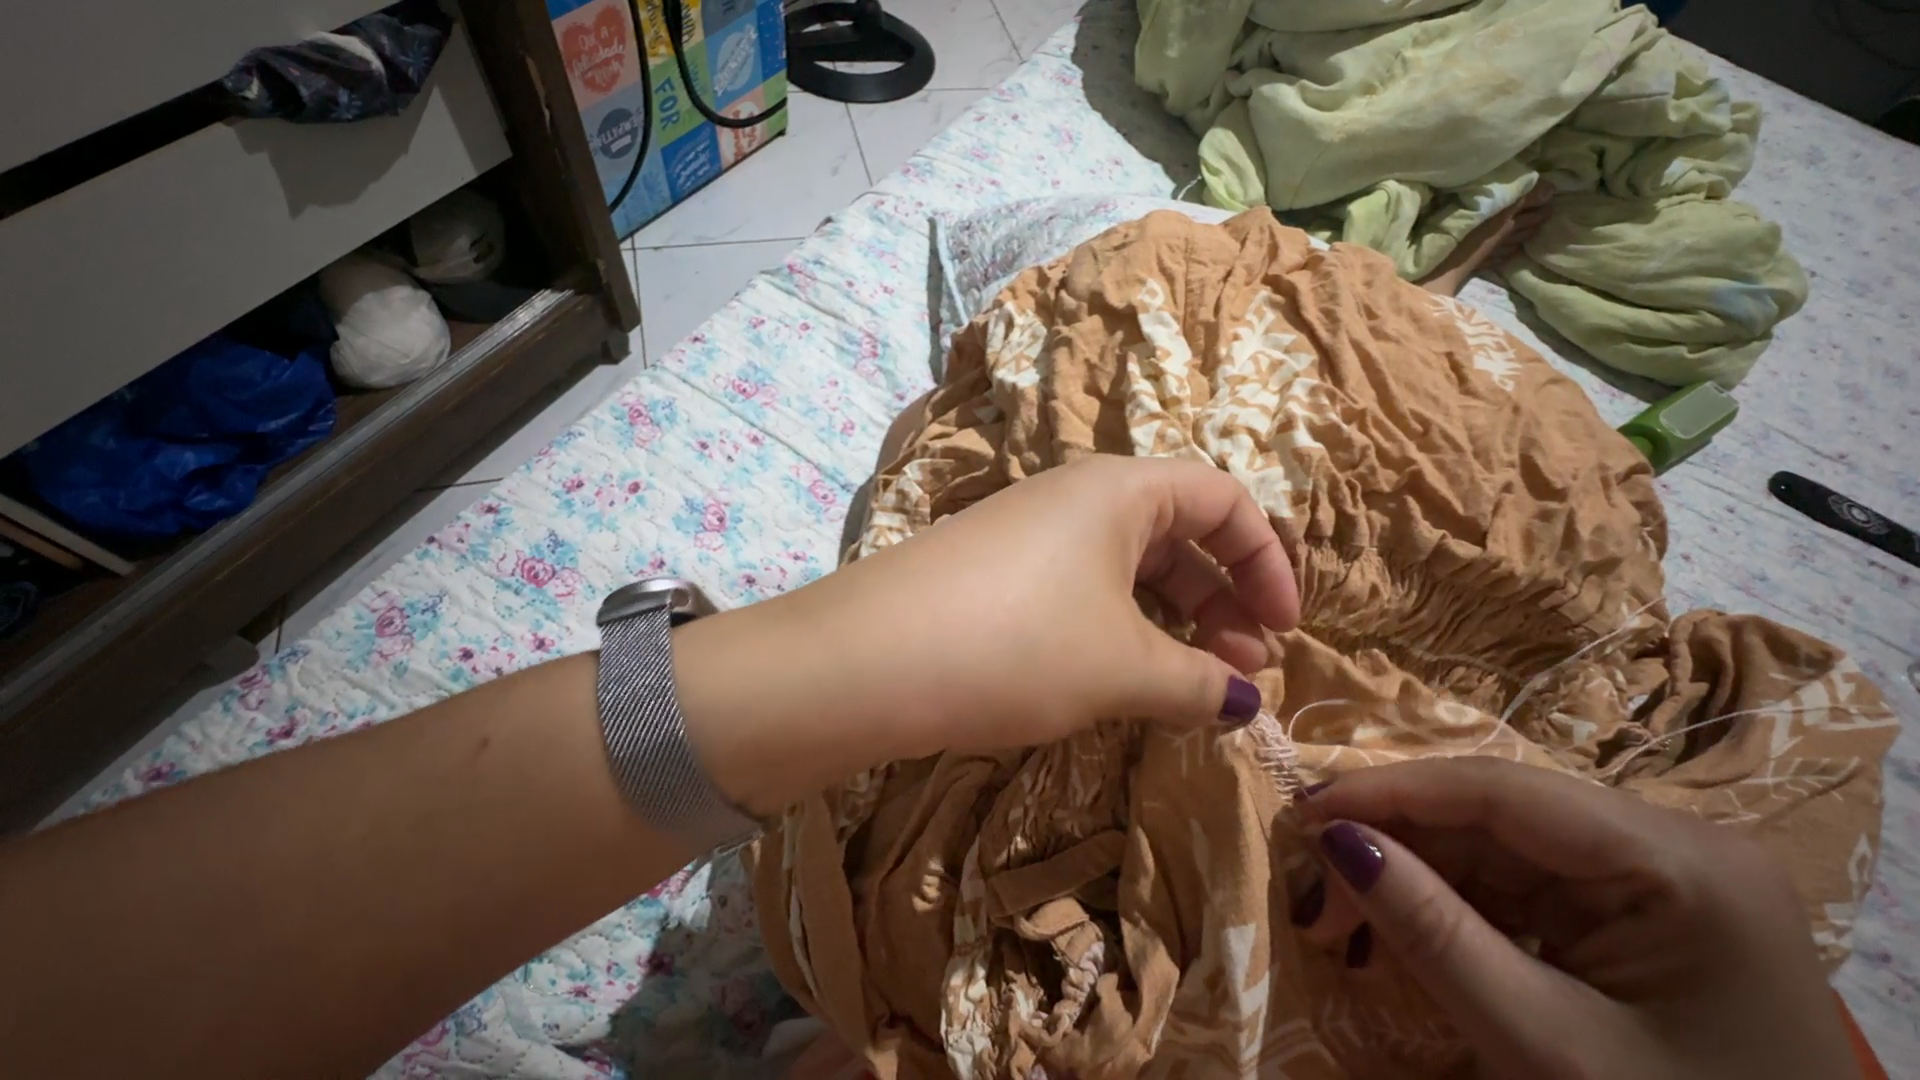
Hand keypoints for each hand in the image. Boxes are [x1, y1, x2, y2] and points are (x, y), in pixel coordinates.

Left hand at [671, 454, 1299, 814]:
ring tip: (1190, 691)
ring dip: (1171, 626)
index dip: (1267, 562)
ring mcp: (1027, 535)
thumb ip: (1199, 684)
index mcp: (1120, 490)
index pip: (1224, 500)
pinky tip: (1119, 683)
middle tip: (1243, 674)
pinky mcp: (992, 576)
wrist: (863, 661)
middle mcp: (1074, 498)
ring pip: (1126, 570)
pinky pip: (1078, 592)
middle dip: (1221, 603)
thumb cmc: (1017, 645)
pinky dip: (1116, 632)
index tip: (1286, 631)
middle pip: (1177, 536)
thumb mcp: (1124, 668)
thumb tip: (1247, 703)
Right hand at [1291, 757, 1858, 1078]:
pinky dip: (1449, 907)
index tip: (1300, 809)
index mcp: (1679, 864)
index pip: (1501, 790)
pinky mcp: (1630, 911)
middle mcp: (1669, 846)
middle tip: (1312, 891)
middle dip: (1394, 846)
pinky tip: (1398, 932)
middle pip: (1493, 815)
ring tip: (1341, 922)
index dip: (1389, 791)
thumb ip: (1432, 932)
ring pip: (1494, 846)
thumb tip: (1332, 838)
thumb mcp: (1543, 1044)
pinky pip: (1516, 885)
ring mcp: (1652, 877)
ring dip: (1411, 877)